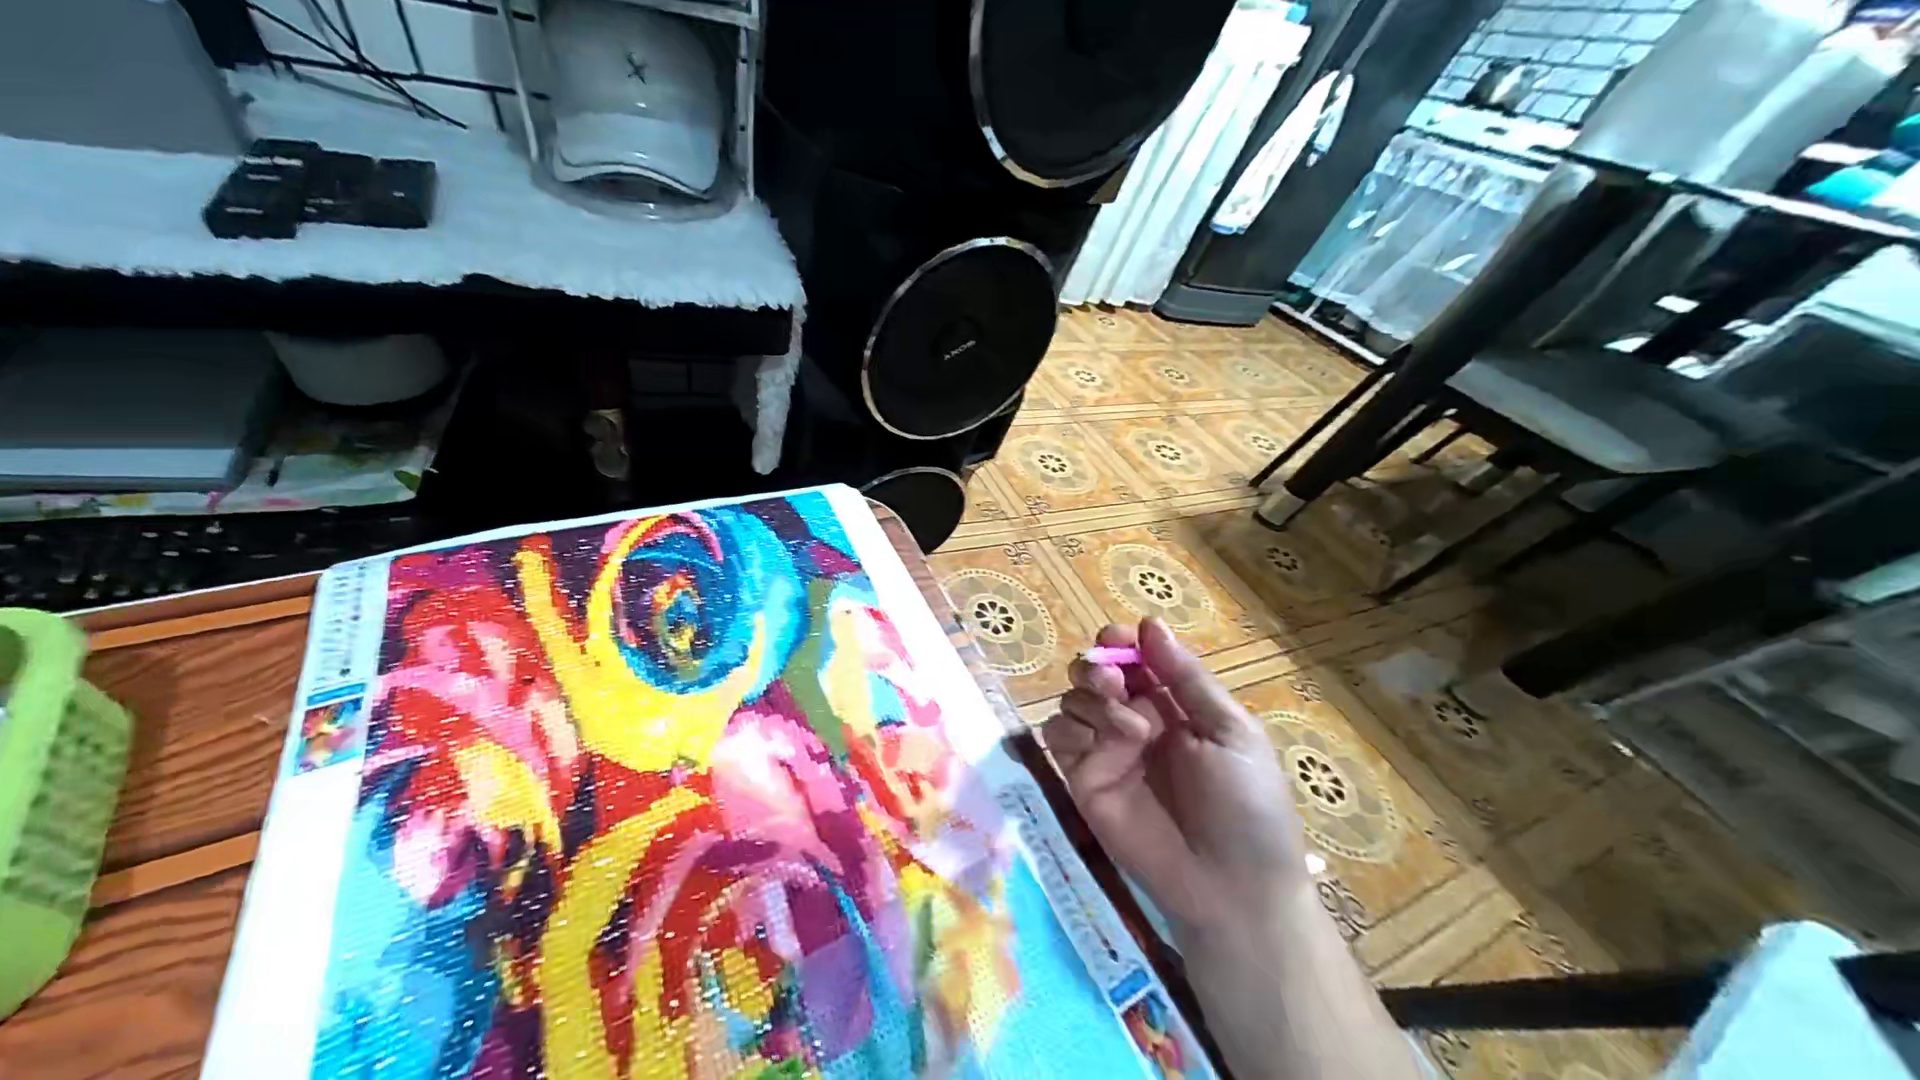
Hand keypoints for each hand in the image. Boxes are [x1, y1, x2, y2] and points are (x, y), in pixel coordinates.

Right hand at [1046, 618, 1308, 939]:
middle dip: (1097, 666)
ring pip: (1071, 699)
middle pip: (1094, 672)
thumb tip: (1150, 622)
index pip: (1134, 657)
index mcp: (1173, 704)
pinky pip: (1057, 736)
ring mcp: (1105, 750)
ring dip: (1090, 698)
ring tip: (1126, 727)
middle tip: (1114, 683)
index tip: (1117, 639)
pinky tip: (1100, 745)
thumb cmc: (1246, 804)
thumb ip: (1187, 677)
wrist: (1230, 886)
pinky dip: (1069, 729)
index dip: (1120, 642)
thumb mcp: (1231, 731)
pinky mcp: (1083, 779)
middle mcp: (1134, 720)